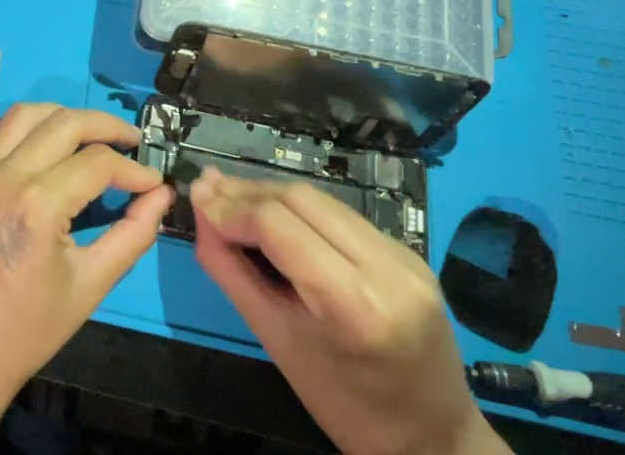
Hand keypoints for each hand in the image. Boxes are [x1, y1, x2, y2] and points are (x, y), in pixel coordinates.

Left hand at [0, 104, 172, 454]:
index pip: (97, 162)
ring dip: (59, 117)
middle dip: (104, 125)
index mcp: (38, 204)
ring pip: (21, 114)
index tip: (152, 184)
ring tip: (86, 136)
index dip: (134, 170)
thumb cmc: (27, 328)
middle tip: (129, 142)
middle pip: (62, 122)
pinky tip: (36, 144)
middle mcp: (3, 176)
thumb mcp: (90, 285)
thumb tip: (160, 196)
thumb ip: (132, 235)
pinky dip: (15, 127)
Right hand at [191, 168, 509, 454]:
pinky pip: (342, 216)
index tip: (195, 201)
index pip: (279, 225)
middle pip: (301, 200)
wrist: (428, 433)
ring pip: (322, 200)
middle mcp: (388, 268)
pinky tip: (274, 219)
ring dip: (271, 196)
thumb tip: (200, 213)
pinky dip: (300, 211)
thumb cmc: (342, 402)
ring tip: (231, 201)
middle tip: (206, 194)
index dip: (231, 208)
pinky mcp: (409, 253)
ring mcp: (404, 257)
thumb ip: (231, 271)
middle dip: (247, 193)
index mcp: (356, 304)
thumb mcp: (275, 339)